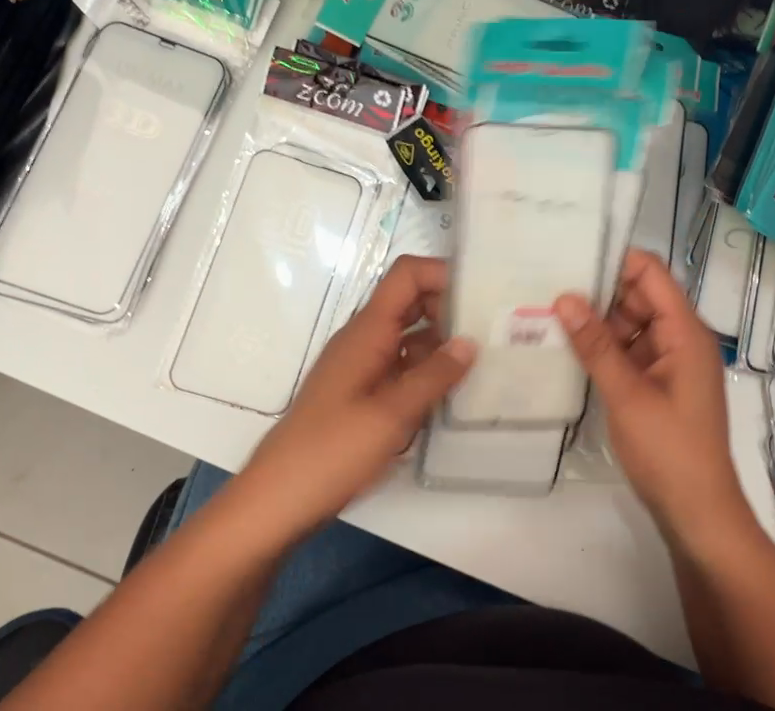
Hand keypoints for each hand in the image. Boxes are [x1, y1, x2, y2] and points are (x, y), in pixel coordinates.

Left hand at [233, 255, 473, 541]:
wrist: (278, 500)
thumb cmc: (332, 452)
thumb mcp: (391, 414)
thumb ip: (434, 375)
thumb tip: (471, 341)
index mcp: (368, 331)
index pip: (407, 275)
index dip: (443, 274)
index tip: (482, 295)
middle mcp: (365, 340)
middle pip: (412, 302)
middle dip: (452, 308)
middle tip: (496, 329)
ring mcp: (363, 368)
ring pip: (411, 338)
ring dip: (444, 343)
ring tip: (489, 360)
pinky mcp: (364, 396)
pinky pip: (403, 368)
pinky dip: (429, 372)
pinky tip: (456, 394)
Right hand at [556, 249, 750, 546]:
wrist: (698, 513)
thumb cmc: (669, 450)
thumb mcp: (627, 395)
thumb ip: (596, 345)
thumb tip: (564, 297)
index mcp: (685, 332)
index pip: (651, 273)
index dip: (615, 260)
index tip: (570, 255)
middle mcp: (681, 339)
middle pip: (639, 297)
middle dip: (598, 292)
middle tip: (547, 285)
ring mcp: (671, 363)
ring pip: (631, 325)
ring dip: (598, 323)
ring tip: (548, 314)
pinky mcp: (659, 385)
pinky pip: (630, 352)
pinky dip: (604, 349)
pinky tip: (568, 349)